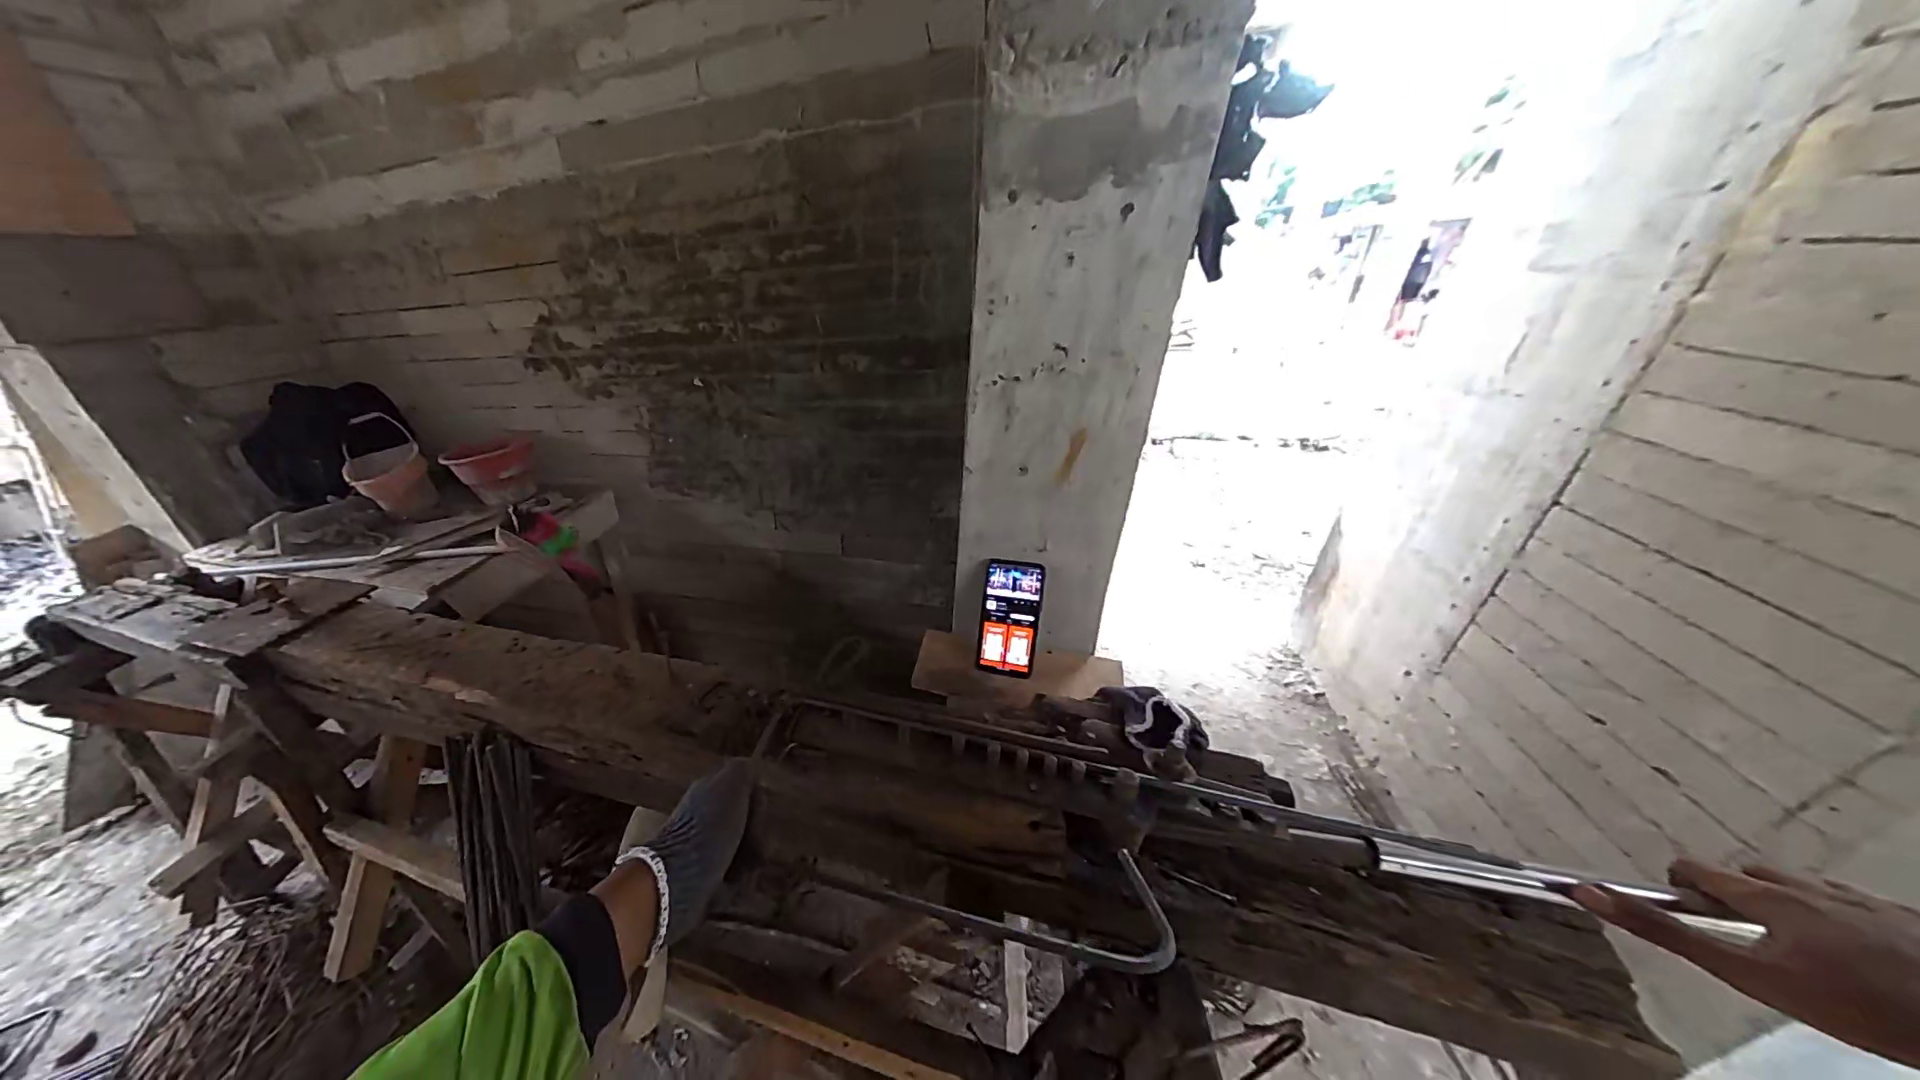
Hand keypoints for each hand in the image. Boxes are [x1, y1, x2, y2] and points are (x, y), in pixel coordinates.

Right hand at [1573, 858, 1919, 1068]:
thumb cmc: (1853, 1004)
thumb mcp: (1750, 976)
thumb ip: (1667, 933)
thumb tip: (1588, 893)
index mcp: (1766, 897)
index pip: (1699, 869)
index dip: (1681, 883)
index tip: (1682, 906)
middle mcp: (1809, 888)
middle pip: (1752, 875)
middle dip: (1736, 896)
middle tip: (1742, 932)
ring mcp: (1866, 902)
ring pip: (1804, 887)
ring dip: (1788, 902)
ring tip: (1797, 941)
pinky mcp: (1907, 919)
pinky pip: (1857, 904)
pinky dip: (1840, 916)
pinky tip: (1856, 950)